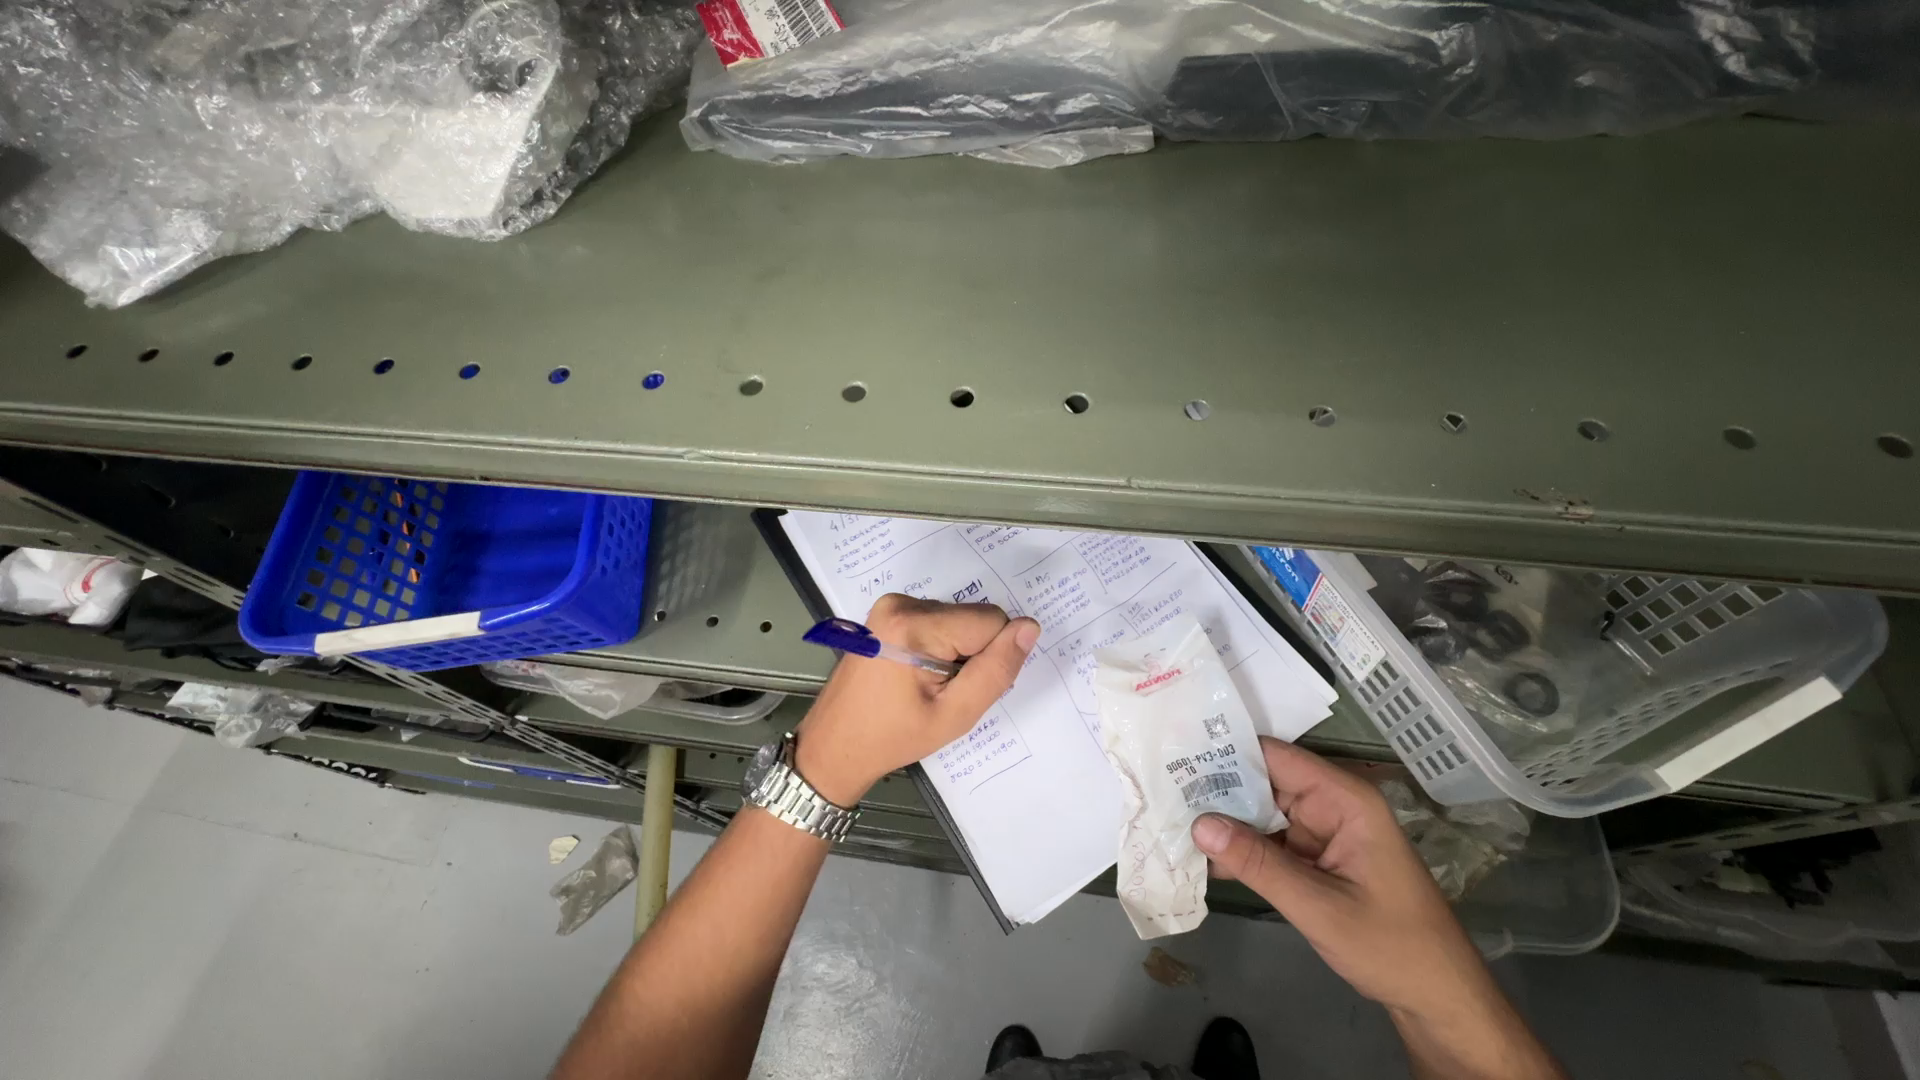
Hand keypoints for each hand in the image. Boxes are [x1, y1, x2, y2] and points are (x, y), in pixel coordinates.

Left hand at [794, 594, 1040, 805]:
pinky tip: (916, 674)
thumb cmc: (893, 737)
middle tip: (943, 690)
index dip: (990, 658)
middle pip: (973, 617)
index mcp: (915, 626)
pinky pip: (938, 620)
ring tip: (926, 685)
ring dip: (955, 650)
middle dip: (971, 653)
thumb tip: (1030, 628)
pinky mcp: (887, 612)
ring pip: (958, 619)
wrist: (835, 745)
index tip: (961, 687)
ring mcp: (891, 605)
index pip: (992, 621)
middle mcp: (901, 604)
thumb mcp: (955, 715)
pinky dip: (938, 645)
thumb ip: (996, 670)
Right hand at [1190, 738, 1492, 1018]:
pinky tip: (1199, 854)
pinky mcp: (1313, 858)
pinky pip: (1267, 841)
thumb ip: (1257, 863)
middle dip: (1215, 787)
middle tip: (1160, 788)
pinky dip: (1237, 848)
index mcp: (1344, 800)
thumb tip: (1198, 823)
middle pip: (1262, 781)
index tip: (1177, 752)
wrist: (1437, 1000)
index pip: (1275, 758)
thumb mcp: (1320, 907)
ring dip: (1222, 819)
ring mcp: (1320, 832)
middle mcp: (1331, 805)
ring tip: (1167, 816)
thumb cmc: (1392, 946)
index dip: (1227, 751)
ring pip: (1260, 812)